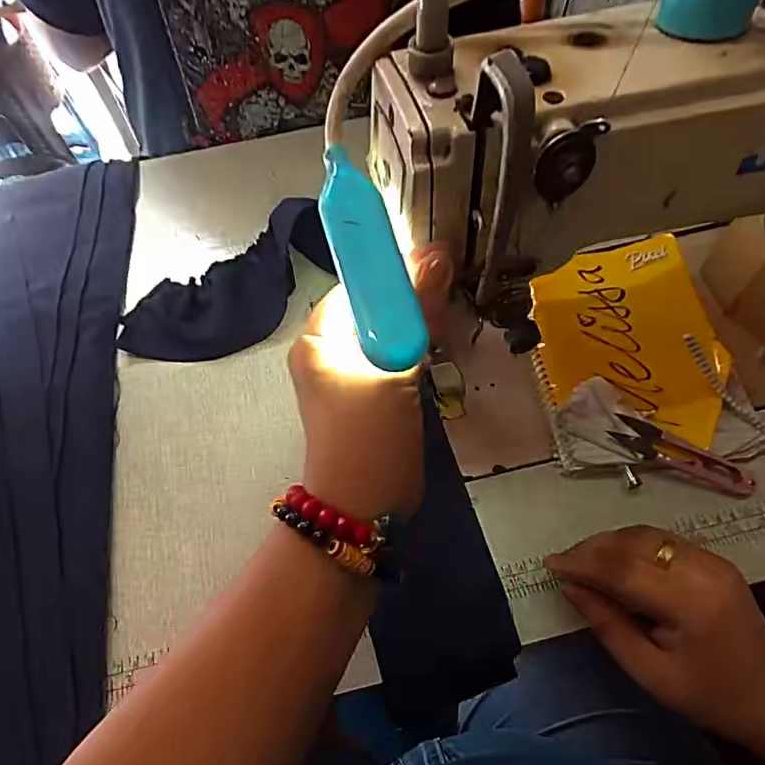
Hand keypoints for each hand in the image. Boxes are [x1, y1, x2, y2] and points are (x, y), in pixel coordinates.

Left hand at [288, 245, 451, 518]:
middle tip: (445, 304)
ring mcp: (349, 375)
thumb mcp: (393, 373)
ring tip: (445, 327)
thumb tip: (436, 254)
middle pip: (374, 305)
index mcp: (319, 338)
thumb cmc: (368, 440)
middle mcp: (328, 351)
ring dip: (417, 326)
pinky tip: (437, 351)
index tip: (435, 268)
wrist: (364, 511)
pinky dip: (417, 351)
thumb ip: (413, 314)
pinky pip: (394, 358)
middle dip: (411, 300)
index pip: (356, 283)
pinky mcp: (370, 395)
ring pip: (388, 332)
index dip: (394, 270)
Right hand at [545, 526, 764, 747]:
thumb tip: (571, 588)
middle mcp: (705, 570)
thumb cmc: (711, 698)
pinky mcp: (716, 561)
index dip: (582, 564)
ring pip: (648, 535)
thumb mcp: (651, 673)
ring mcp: (714, 561)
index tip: (549, 565)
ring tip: (581, 559)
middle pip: (634, 543)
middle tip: (562, 562)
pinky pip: (664, 541)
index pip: (624, 570)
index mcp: (691, 603)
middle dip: (592, 549)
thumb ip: (609, 625)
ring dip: (610, 542)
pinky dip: (632, 545)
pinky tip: (613, 560)